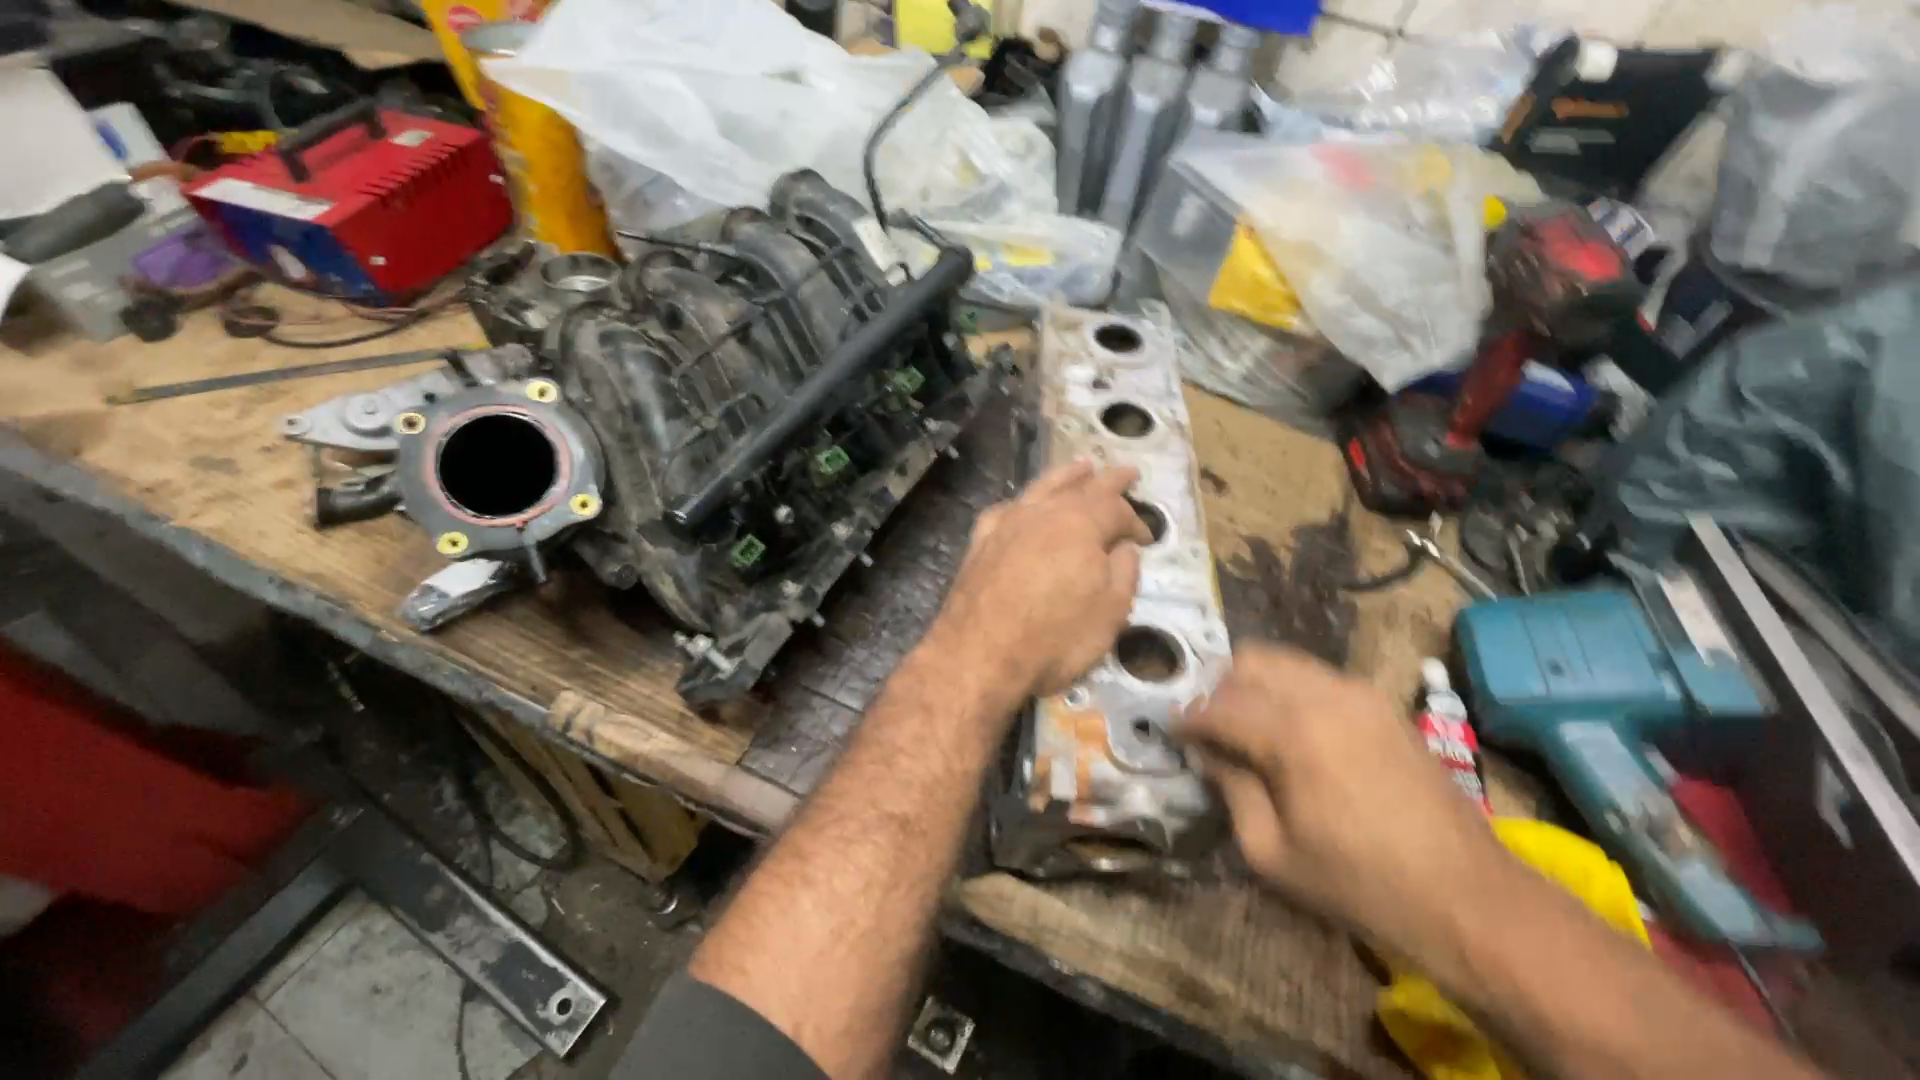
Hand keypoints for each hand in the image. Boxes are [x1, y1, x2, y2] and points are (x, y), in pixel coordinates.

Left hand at [930, 461, 1150, 705]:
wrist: (979, 656)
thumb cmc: (1054, 639)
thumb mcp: (1109, 612)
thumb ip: (1123, 573)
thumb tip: (1123, 548)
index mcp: (1080, 525)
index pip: (1116, 509)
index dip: (1135, 522)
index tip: (1146, 539)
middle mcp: (1043, 514)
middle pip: (1081, 487)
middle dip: (1107, 480)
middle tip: (1126, 471)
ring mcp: (1007, 525)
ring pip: (1041, 489)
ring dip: (1065, 477)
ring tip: (1080, 467)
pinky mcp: (980, 543)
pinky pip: (1006, 510)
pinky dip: (1022, 503)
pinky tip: (1023, 506)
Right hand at [1178, 645, 1506, 954]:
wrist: (1466, 896)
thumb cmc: (1359, 884)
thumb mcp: (1271, 851)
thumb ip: (1231, 790)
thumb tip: (1209, 754)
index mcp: (1293, 733)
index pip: (1219, 705)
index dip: (1188, 718)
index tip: (1172, 733)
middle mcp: (1326, 695)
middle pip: (1251, 660)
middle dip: (1220, 689)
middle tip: (1211, 729)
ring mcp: (1361, 694)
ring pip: (1286, 661)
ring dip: (1256, 686)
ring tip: (1248, 728)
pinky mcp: (1384, 705)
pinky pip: (1320, 677)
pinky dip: (1291, 692)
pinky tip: (1291, 733)